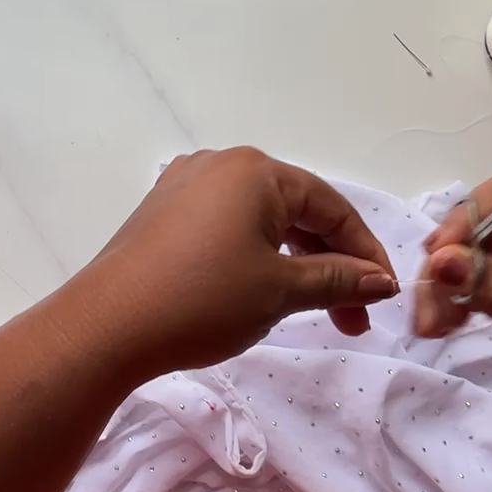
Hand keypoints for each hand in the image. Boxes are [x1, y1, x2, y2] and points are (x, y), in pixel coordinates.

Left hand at [60, 148, 396, 381]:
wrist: (107, 327)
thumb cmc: (202, 301)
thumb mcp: (279, 290)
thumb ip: (336, 279)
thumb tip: (380, 281)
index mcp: (255, 171)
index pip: (331, 206)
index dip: (364, 252)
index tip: (383, 295)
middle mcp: (220, 165)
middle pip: (296, 210)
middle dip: (330, 263)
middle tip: (351, 318)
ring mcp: (185, 185)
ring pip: (261, 220)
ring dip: (294, 262)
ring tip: (312, 309)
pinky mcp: (163, 212)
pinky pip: (226, 226)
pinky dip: (256, 255)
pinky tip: (263, 287)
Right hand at [411, 166, 491, 473]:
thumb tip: (441, 257)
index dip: (474, 213)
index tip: (440, 258)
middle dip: (453, 254)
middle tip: (429, 304)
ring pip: (481, 249)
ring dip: (448, 279)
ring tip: (432, 325)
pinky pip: (484, 276)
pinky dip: (458, 295)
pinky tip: (444, 323)